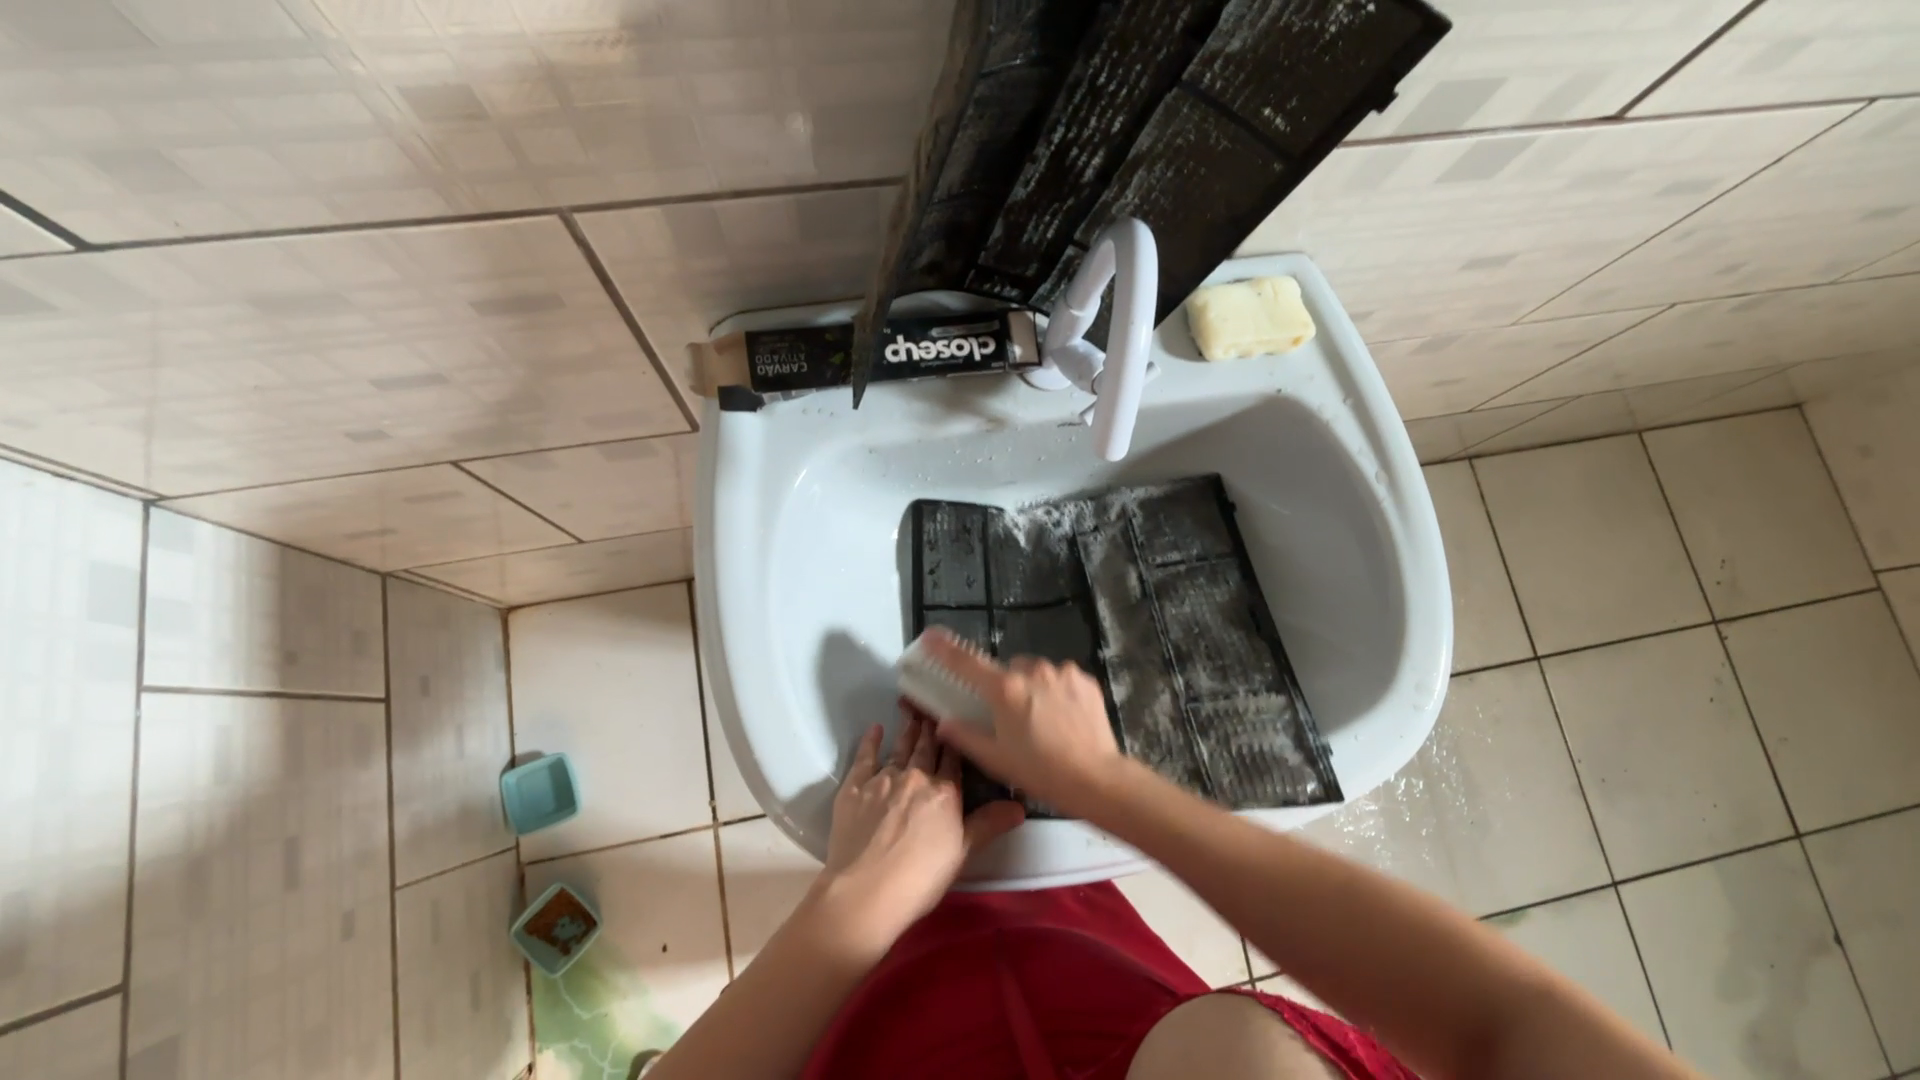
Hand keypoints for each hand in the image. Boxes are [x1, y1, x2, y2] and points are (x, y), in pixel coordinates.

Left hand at [812, 709, 1024, 954]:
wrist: (865, 891)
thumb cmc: (920, 878)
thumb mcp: (962, 853)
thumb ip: (988, 824)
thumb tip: (1019, 806)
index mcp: (945, 792)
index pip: (953, 761)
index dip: (956, 743)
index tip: (958, 724)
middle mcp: (915, 777)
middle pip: (926, 750)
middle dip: (932, 731)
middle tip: (933, 711)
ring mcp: (882, 779)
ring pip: (900, 749)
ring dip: (908, 731)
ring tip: (912, 714)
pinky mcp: (854, 787)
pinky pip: (865, 757)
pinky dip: (871, 742)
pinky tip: (876, 729)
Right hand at [919, 629, 1130, 818]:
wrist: (1095, 778)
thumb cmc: (1040, 771)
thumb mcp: (996, 759)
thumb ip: (966, 736)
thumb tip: (944, 723)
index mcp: (1005, 689)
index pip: (967, 663)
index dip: (945, 649)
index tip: (930, 636)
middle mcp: (1033, 671)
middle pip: (1008, 669)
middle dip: (1005, 687)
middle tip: (1010, 718)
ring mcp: (1062, 673)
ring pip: (1037, 673)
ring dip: (1034, 689)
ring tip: (1043, 722)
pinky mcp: (1085, 680)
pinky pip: (1062, 679)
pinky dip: (1058, 693)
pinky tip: (1064, 719)